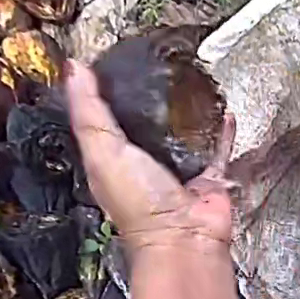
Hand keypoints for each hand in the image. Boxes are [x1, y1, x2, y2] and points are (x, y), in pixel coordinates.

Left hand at [65, 61, 232, 258]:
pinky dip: (223, 132)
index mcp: (113, 161)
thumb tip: (74, 66)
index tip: (109, 60)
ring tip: (189, 80)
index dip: (104, 93)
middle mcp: (146, 166)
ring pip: (183, 135)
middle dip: (149, 99)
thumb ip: (89, 112)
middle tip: (155, 62)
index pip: (105, 122)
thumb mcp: (102, 151)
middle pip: (146, 126)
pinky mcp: (211, 178)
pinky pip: (218, 150)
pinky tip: (224, 110)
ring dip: (187, 113)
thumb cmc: (139, 201)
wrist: (185, 238)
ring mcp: (180, 172)